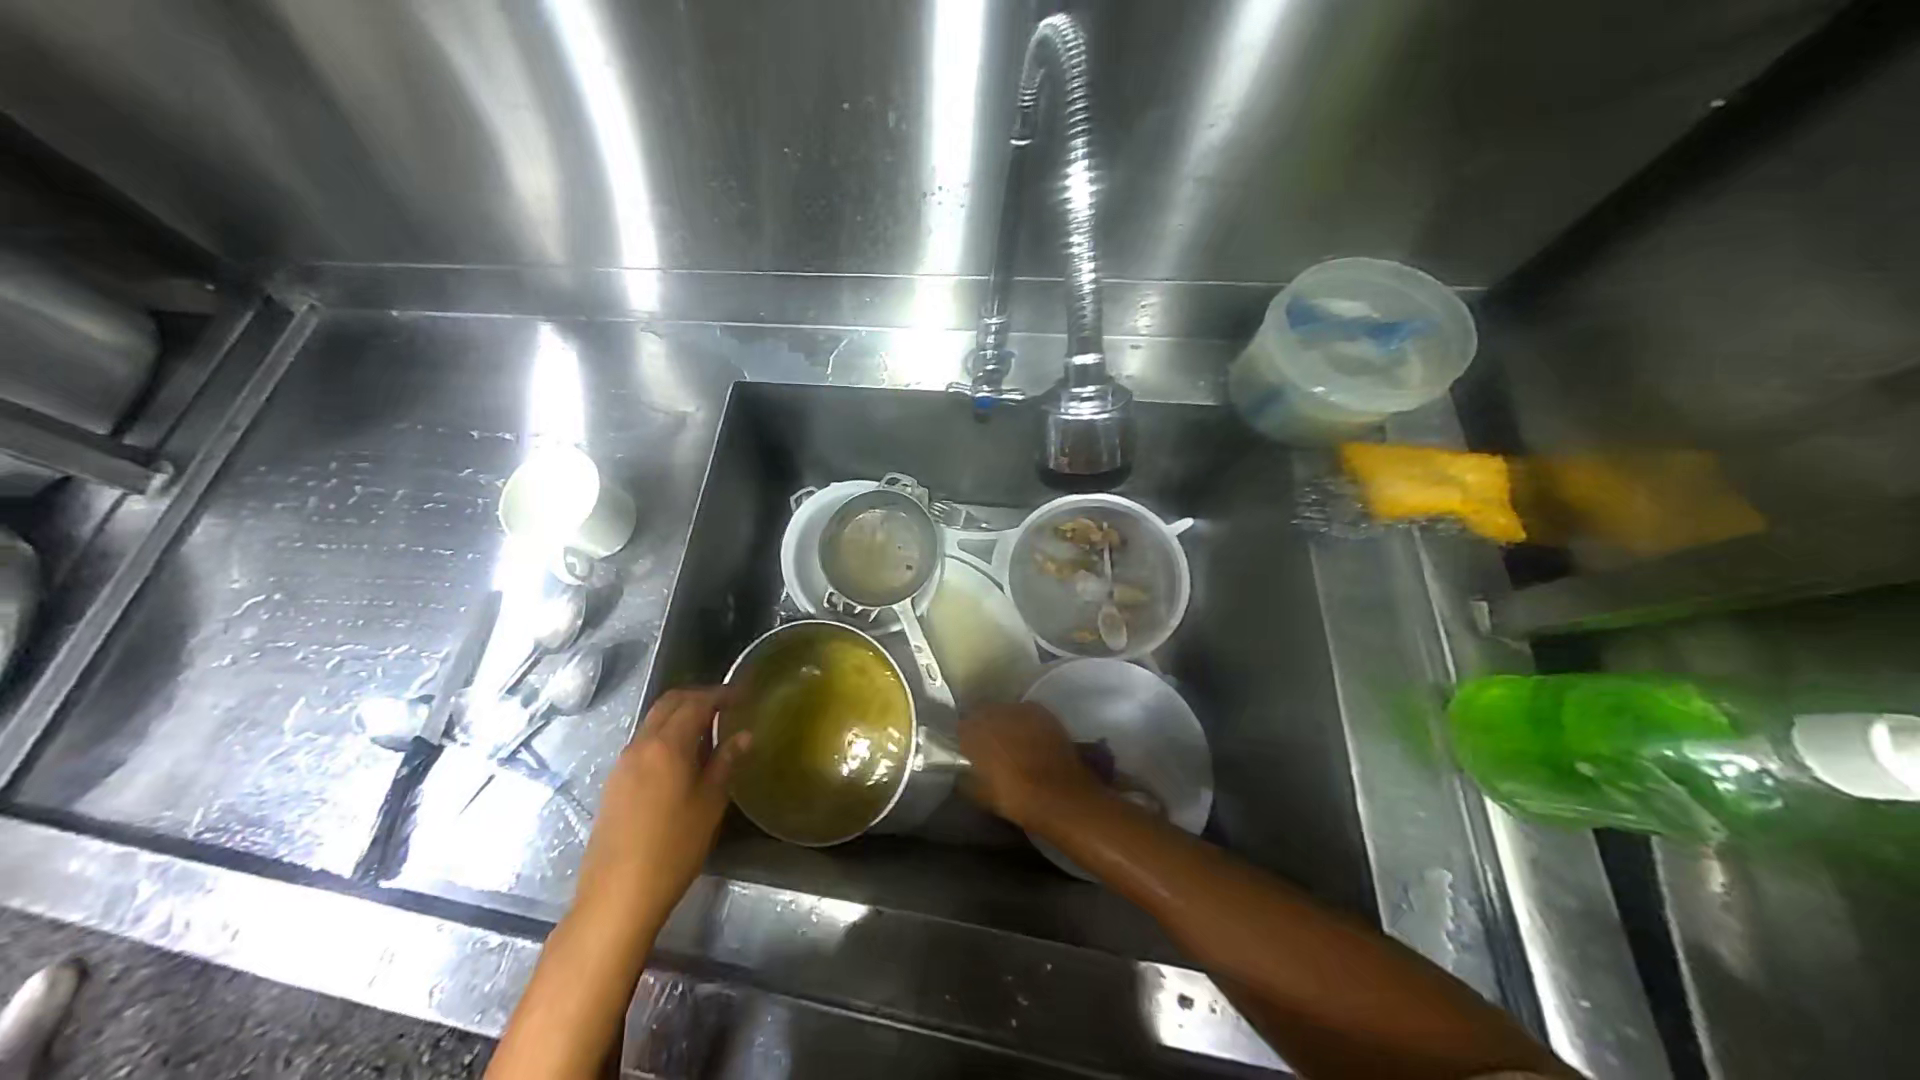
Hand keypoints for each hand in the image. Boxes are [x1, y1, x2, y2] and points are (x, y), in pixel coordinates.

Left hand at [572, 686, 749, 930]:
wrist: (617, 895)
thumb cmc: (673, 847)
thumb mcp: (710, 804)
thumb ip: (726, 763)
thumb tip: (744, 735)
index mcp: (667, 745)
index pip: (696, 702)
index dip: (720, 694)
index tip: (742, 694)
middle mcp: (640, 745)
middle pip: (669, 703)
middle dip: (698, 696)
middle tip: (726, 705)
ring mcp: (623, 764)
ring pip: (653, 722)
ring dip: (680, 716)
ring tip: (709, 731)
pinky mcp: (614, 783)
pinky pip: (644, 743)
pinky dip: (666, 736)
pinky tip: (683, 759)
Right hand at [957, 702, 1102, 826]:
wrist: (1061, 796)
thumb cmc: (1017, 799)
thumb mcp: (981, 796)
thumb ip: (965, 778)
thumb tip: (962, 772)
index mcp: (975, 734)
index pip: (961, 726)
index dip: (964, 739)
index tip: (968, 751)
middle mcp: (995, 714)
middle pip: (981, 712)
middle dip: (982, 726)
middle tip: (988, 745)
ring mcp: (1020, 709)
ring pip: (1004, 710)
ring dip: (1003, 721)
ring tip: (1010, 739)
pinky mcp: (1042, 712)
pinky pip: (1025, 710)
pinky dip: (1023, 720)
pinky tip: (1029, 736)